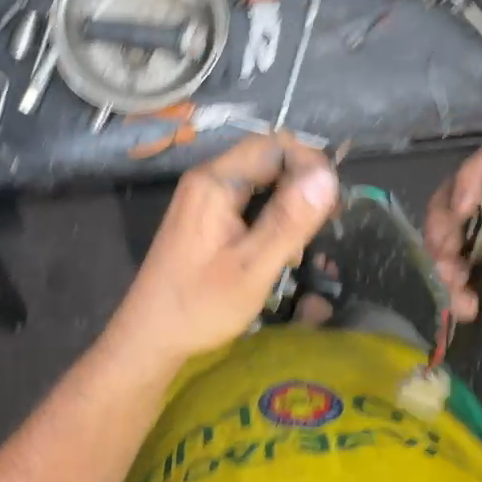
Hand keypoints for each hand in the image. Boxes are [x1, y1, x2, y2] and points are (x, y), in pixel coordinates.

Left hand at [108, 133, 338, 362]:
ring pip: (258, 178)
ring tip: (303, 240)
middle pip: (266, 157)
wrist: (149, 336)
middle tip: (324, 224)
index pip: (274, 145)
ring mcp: (201, 196)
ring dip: (287, 200)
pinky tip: (279, 246)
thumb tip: (326, 175)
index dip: (310, 164)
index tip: (331, 203)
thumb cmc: (200, 306)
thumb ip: (289, 220)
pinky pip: (245, 197)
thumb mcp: (253, 267)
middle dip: (301, 183)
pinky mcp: (202, 215)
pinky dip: (268, 213)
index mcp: (215, 182)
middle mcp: (205, 178)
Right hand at [422, 142, 481, 371]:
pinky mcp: (479, 270)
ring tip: (456, 290)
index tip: (461, 208)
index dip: (475, 175)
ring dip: (443, 257)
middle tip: (443, 252)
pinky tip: (466, 309)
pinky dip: (450, 286)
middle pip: (462, 192)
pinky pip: (450, 266)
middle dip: (444, 220)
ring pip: (449, 229)